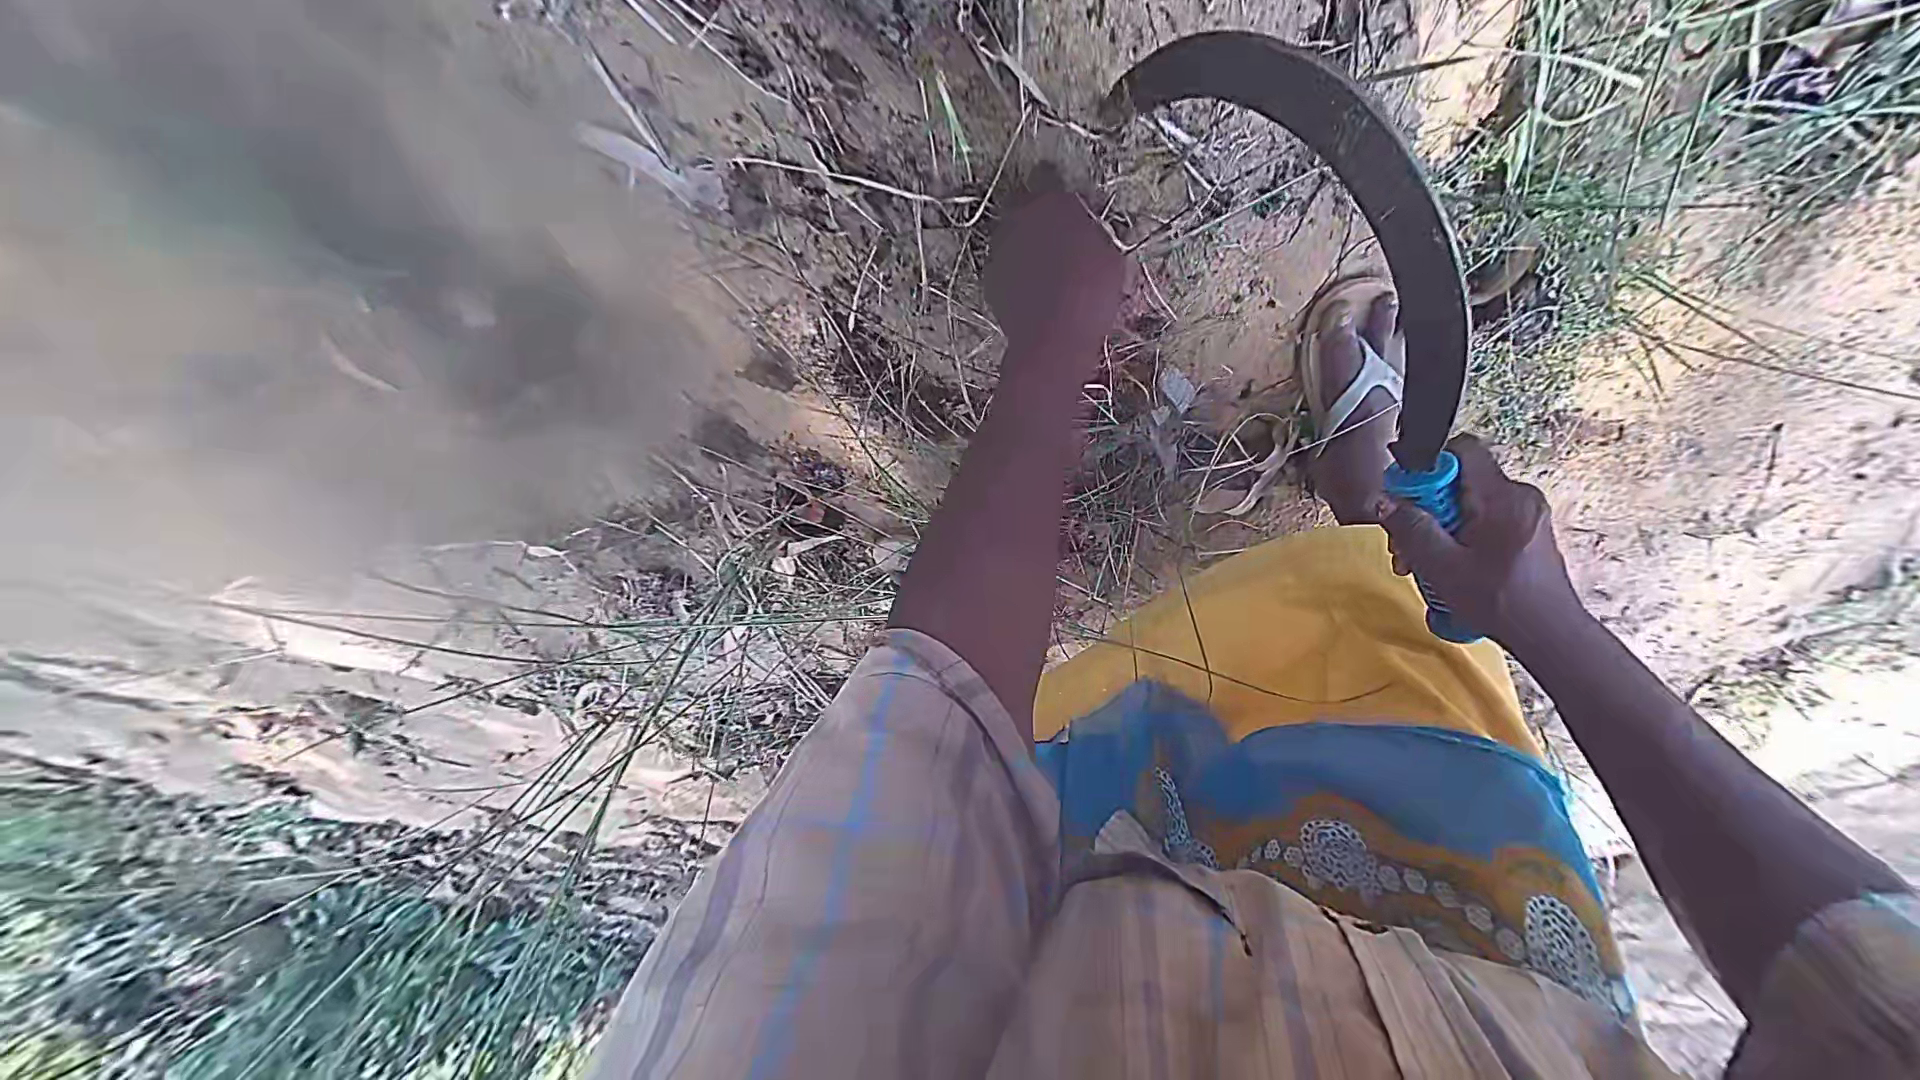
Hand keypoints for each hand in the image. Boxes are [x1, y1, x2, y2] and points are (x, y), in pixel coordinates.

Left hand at [983, 186, 1126, 361]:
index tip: (1069, 202)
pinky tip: (1031, 288)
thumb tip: (1092, 221)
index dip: (1058, 187)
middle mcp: (1019, 218)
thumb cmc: (1091, 293)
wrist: (1053, 337)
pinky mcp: (990, 277)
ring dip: (1024, 243)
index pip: (1048, 175)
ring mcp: (1000, 248)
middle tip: (1056, 235)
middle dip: (1036, 214)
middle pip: (1023, 204)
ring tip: (1044, 266)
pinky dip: (1015, 270)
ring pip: (1011, 235)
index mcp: (1051, 202)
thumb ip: (1095, 228)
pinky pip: (1004, 264)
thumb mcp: (1110, 253)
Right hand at [1377, 435, 1585, 645]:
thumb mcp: (1441, 564)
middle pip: (1455, 481)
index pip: (1461, 451)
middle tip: (1404, 542)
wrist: (1547, 633)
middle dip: (1421, 508)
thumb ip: (1410, 527)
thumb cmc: (1500, 601)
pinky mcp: (1521, 528)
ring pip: (1462, 502)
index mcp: (1502, 498)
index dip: (1424, 467)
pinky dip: (1452, 534)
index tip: (1402, 496)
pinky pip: (1477, 516)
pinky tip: (1441, 562)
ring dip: (1432, 526)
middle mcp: (1518, 496)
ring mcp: (1523, 512)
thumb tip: (1383, 501)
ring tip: (1419, 560)